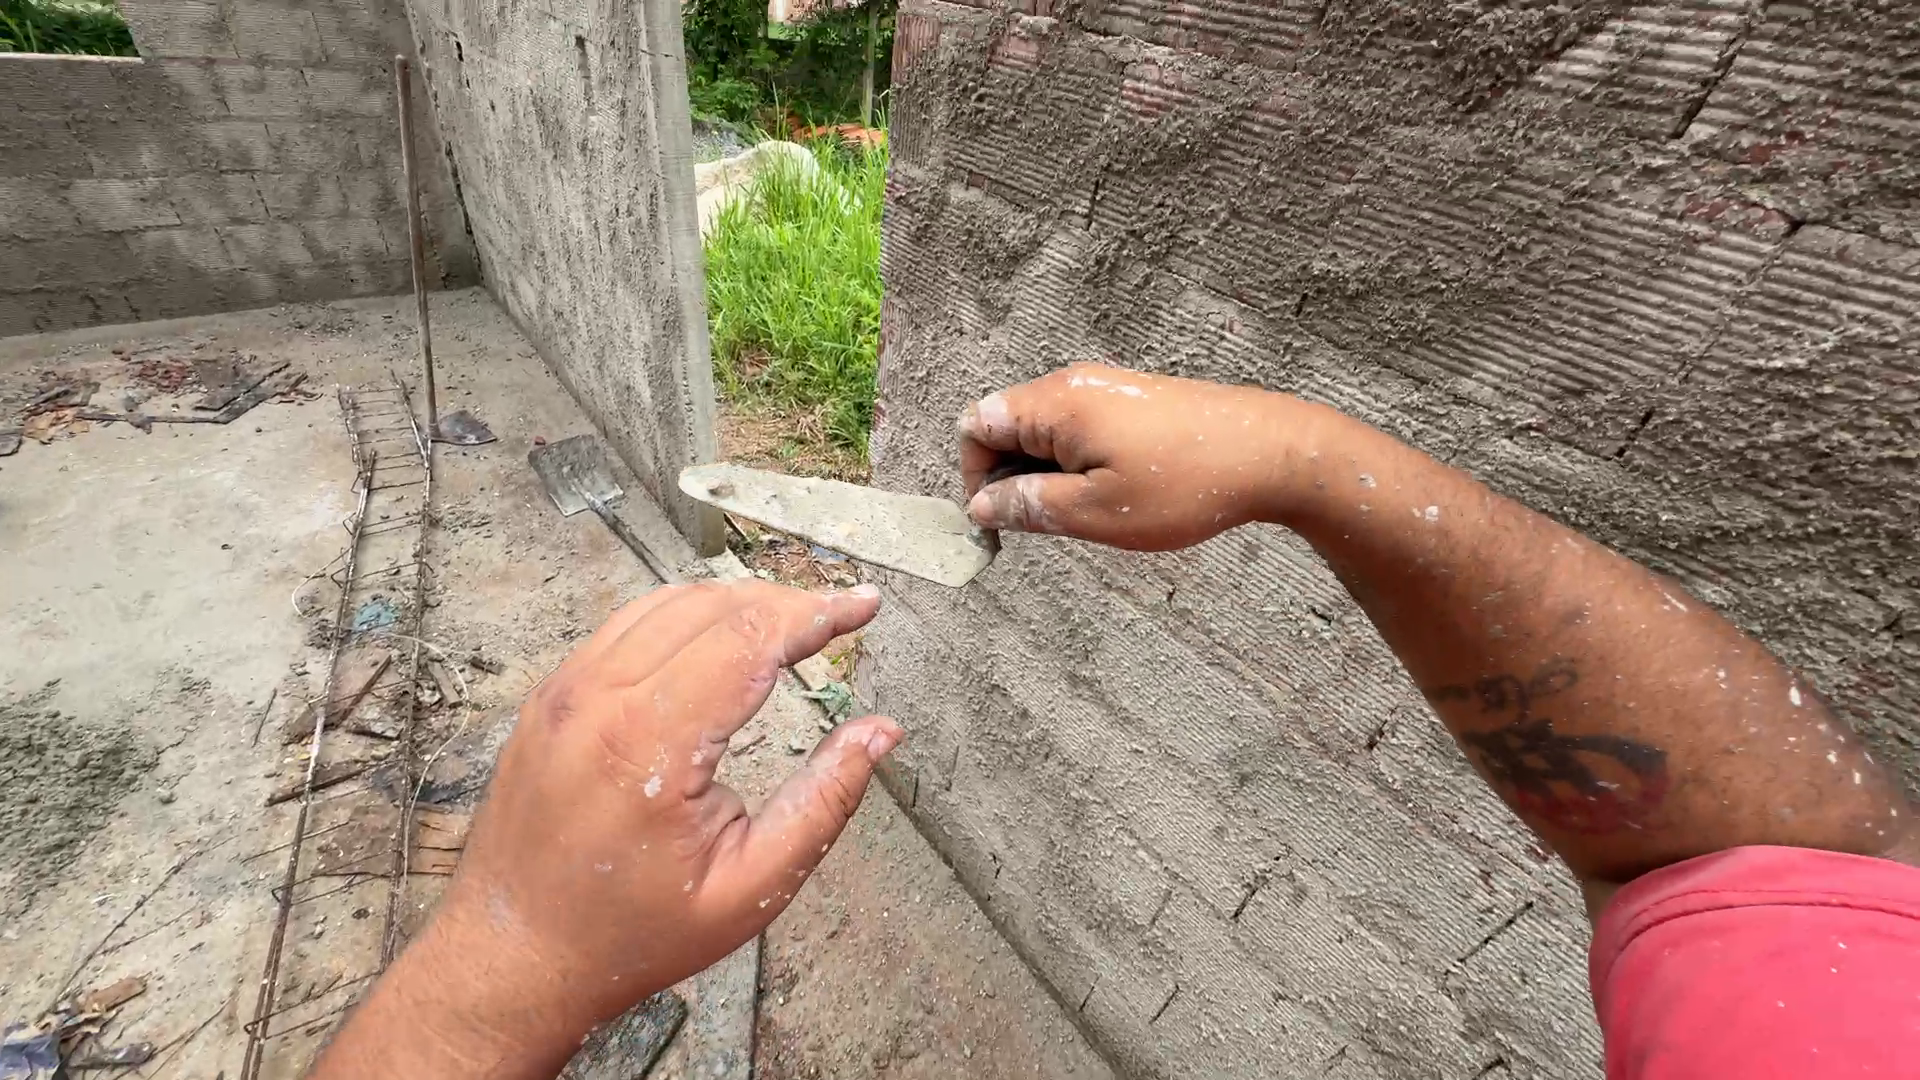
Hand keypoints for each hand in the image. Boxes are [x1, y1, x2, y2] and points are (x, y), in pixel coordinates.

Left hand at [416, 581, 900, 1051]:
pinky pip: (635, 620)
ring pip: (675, 601)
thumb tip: (881, 731)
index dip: (818, 612)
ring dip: (744, 601)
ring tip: (794, 622)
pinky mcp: (556, 691)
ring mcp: (568, 688)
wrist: (510, 960)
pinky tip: (725, 632)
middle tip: (839, 617)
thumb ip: (826, 801)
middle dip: (791, 602)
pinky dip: (694, 611)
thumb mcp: (751, 889)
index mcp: (649, 745)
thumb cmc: (630, 934)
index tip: (864, 604)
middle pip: (718, 606)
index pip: (750, 637)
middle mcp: (600, 698)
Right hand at [958, 363, 1307, 549]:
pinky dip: (1072, 463)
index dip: (974, 474)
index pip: (975, 425)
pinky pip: (1075, 429)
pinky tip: (1108, 492)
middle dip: (1008, 477)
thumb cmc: (1182, 485)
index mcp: (1054, 404)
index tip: (999, 518)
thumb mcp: (1093, 512)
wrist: (1271, 453)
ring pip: (1041, 432)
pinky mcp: (1128, 400)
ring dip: (1043, 474)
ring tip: (1083, 511)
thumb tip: (979, 507)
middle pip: (1006, 426)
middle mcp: (1072, 384)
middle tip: (1044, 522)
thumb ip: (1026, 506)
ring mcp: (1102, 389)